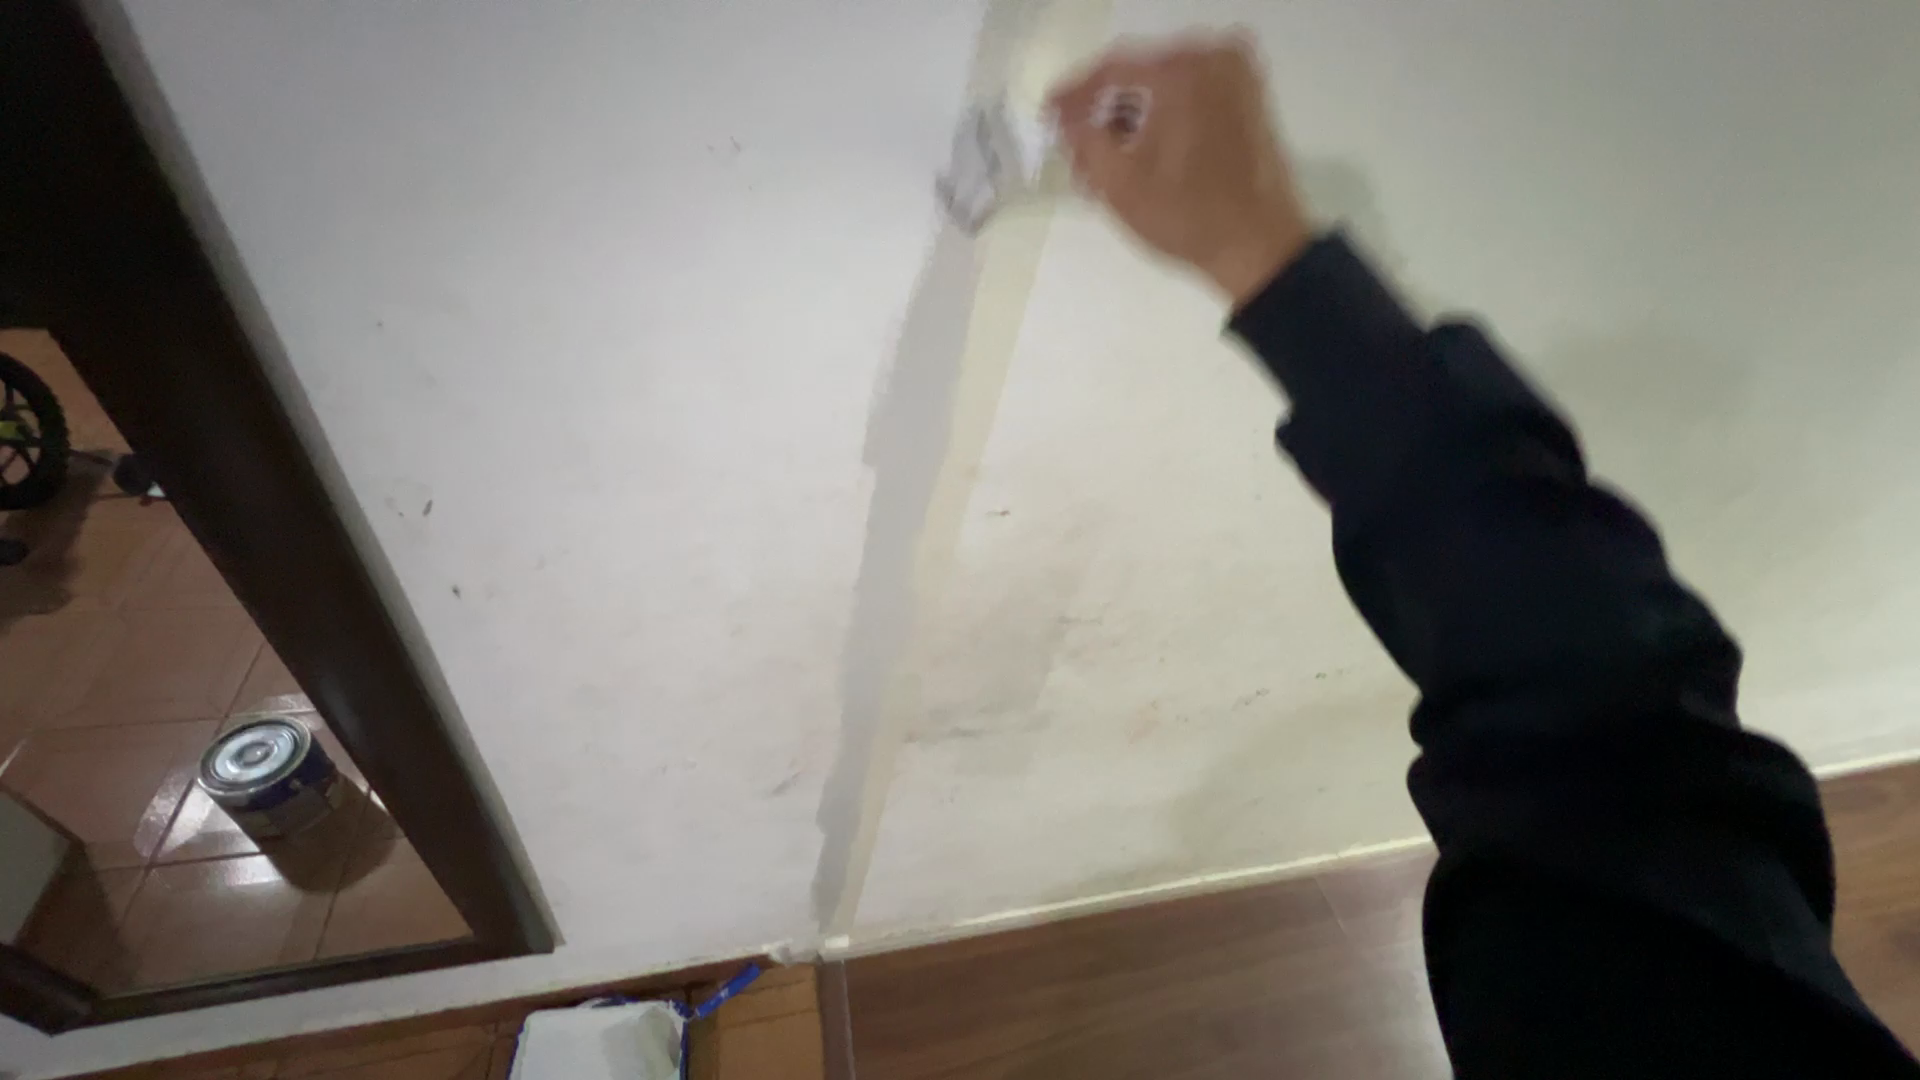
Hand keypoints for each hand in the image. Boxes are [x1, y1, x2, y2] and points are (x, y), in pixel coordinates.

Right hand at [1049, 34, 1311, 306]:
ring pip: (1163, 89)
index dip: (1073, 95)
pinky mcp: (1249, 97)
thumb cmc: (1186, 219)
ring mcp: (1237, 74)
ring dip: (1130, 121)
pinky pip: (1190, 97)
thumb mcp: (1120, 186)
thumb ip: (1083, 142)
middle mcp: (1213, 56)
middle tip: (1076, 150)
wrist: (1258, 245)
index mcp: (1181, 71)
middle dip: (1103, 114)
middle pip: (1138, 77)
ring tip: (1105, 164)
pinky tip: (1140, 155)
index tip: (1048, 116)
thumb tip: (1064, 119)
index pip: (1111, 70)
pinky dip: (1161, 121)